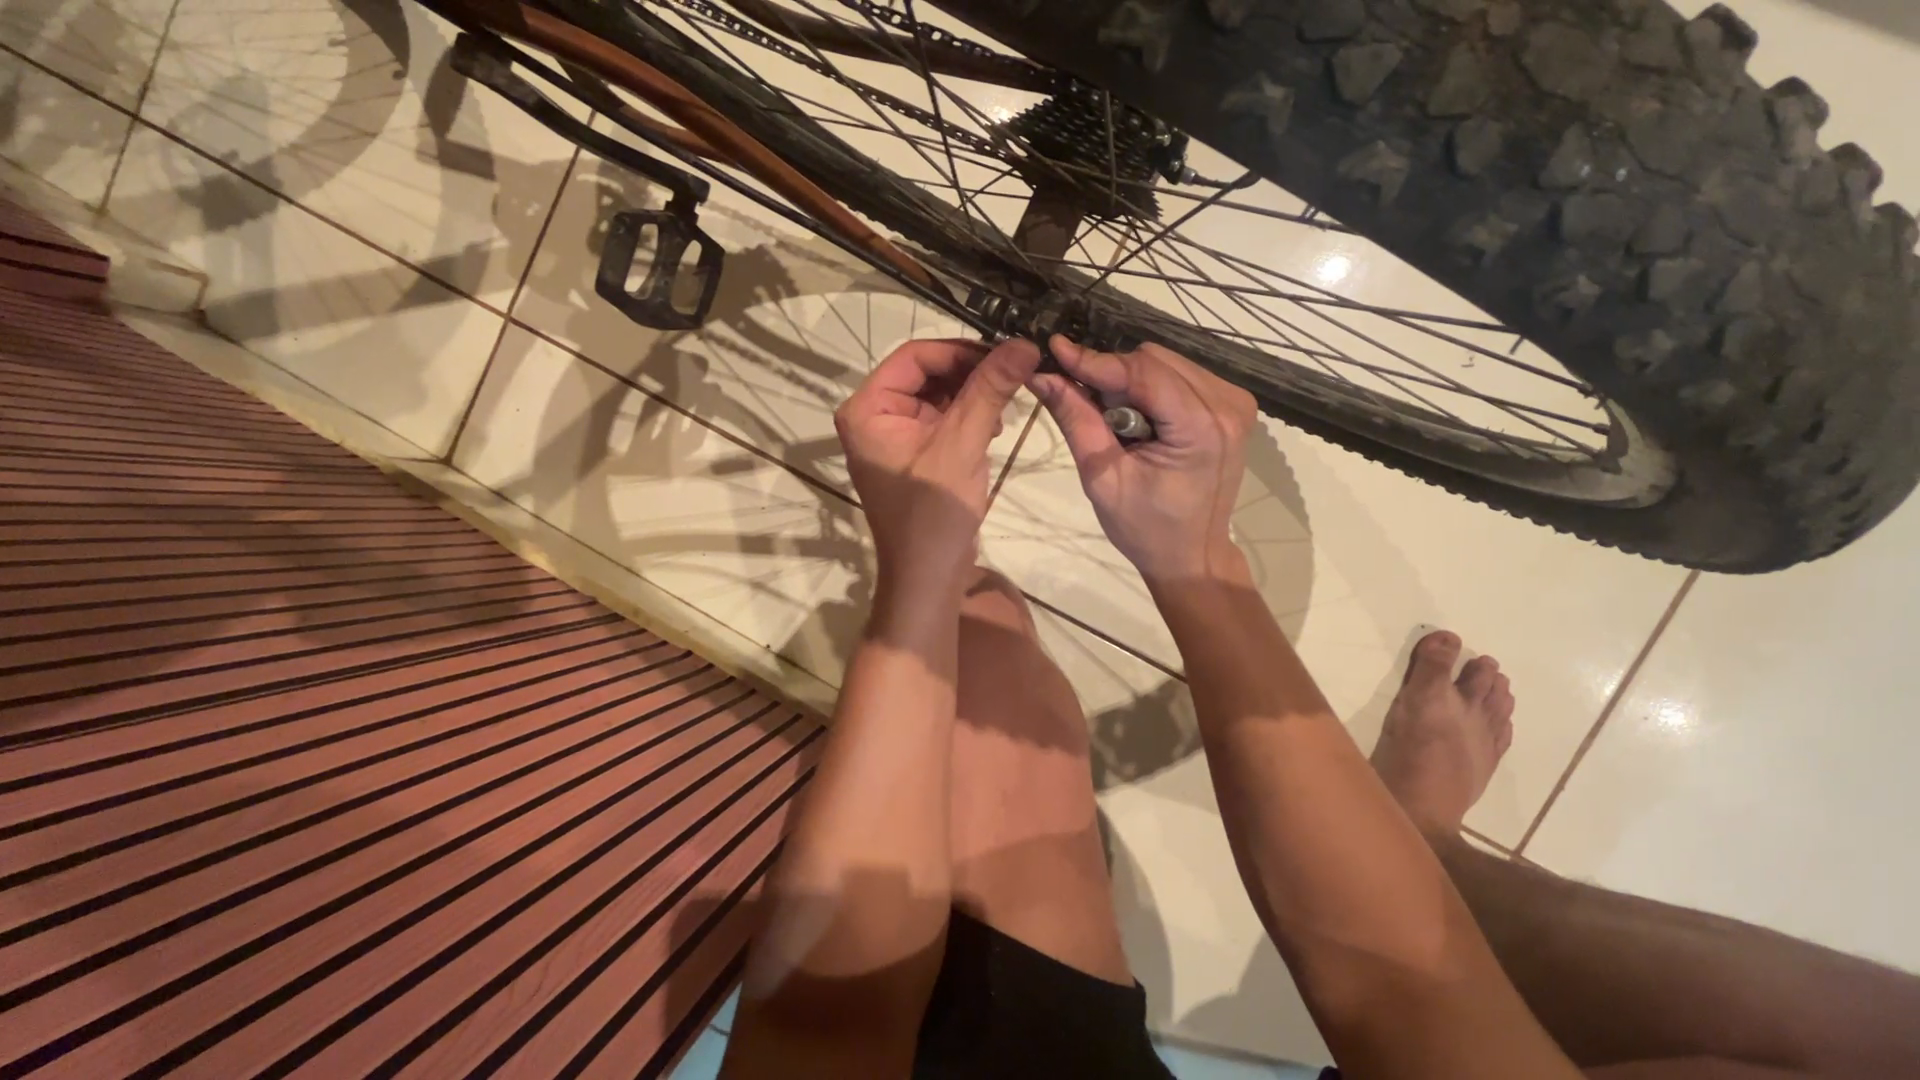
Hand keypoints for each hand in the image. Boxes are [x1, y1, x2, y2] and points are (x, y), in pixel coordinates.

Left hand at [836, 338, 1039, 590]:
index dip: (960, 351)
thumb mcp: (963, 443)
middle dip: (969, 374)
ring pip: (937, 395)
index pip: (915, 357)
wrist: (928, 576)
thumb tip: (1024, 344)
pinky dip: (968, 418)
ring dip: (972, 396)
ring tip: (1004, 408)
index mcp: (867, 409)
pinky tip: (993, 427)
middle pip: (925, 374)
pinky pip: (940, 420)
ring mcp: (891, 437)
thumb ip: (990, 390)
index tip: (1005, 352)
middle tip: (1012, 377)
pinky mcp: (912, 455)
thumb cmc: (934, 511)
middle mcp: (872, 417)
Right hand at [1029, 335, 1256, 583]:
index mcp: (1200, 428)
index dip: (1095, 361)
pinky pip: (1181, 374)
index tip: (1054, 351)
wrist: (1192, 555)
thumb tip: (1042, 376)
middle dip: (1113, 375)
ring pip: (1166, 362)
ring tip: (1115, 421)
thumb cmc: (1145, 528)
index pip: (1142, 371)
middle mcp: (1227, 405)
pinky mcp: (1232, 404)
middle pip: (1155, 359)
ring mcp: (1235, 402)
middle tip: (1085, 404)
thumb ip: (1076, 420)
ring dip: (1131, 381)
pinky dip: (1151, 387)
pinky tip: (1139, 419)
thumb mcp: (1102, 477)